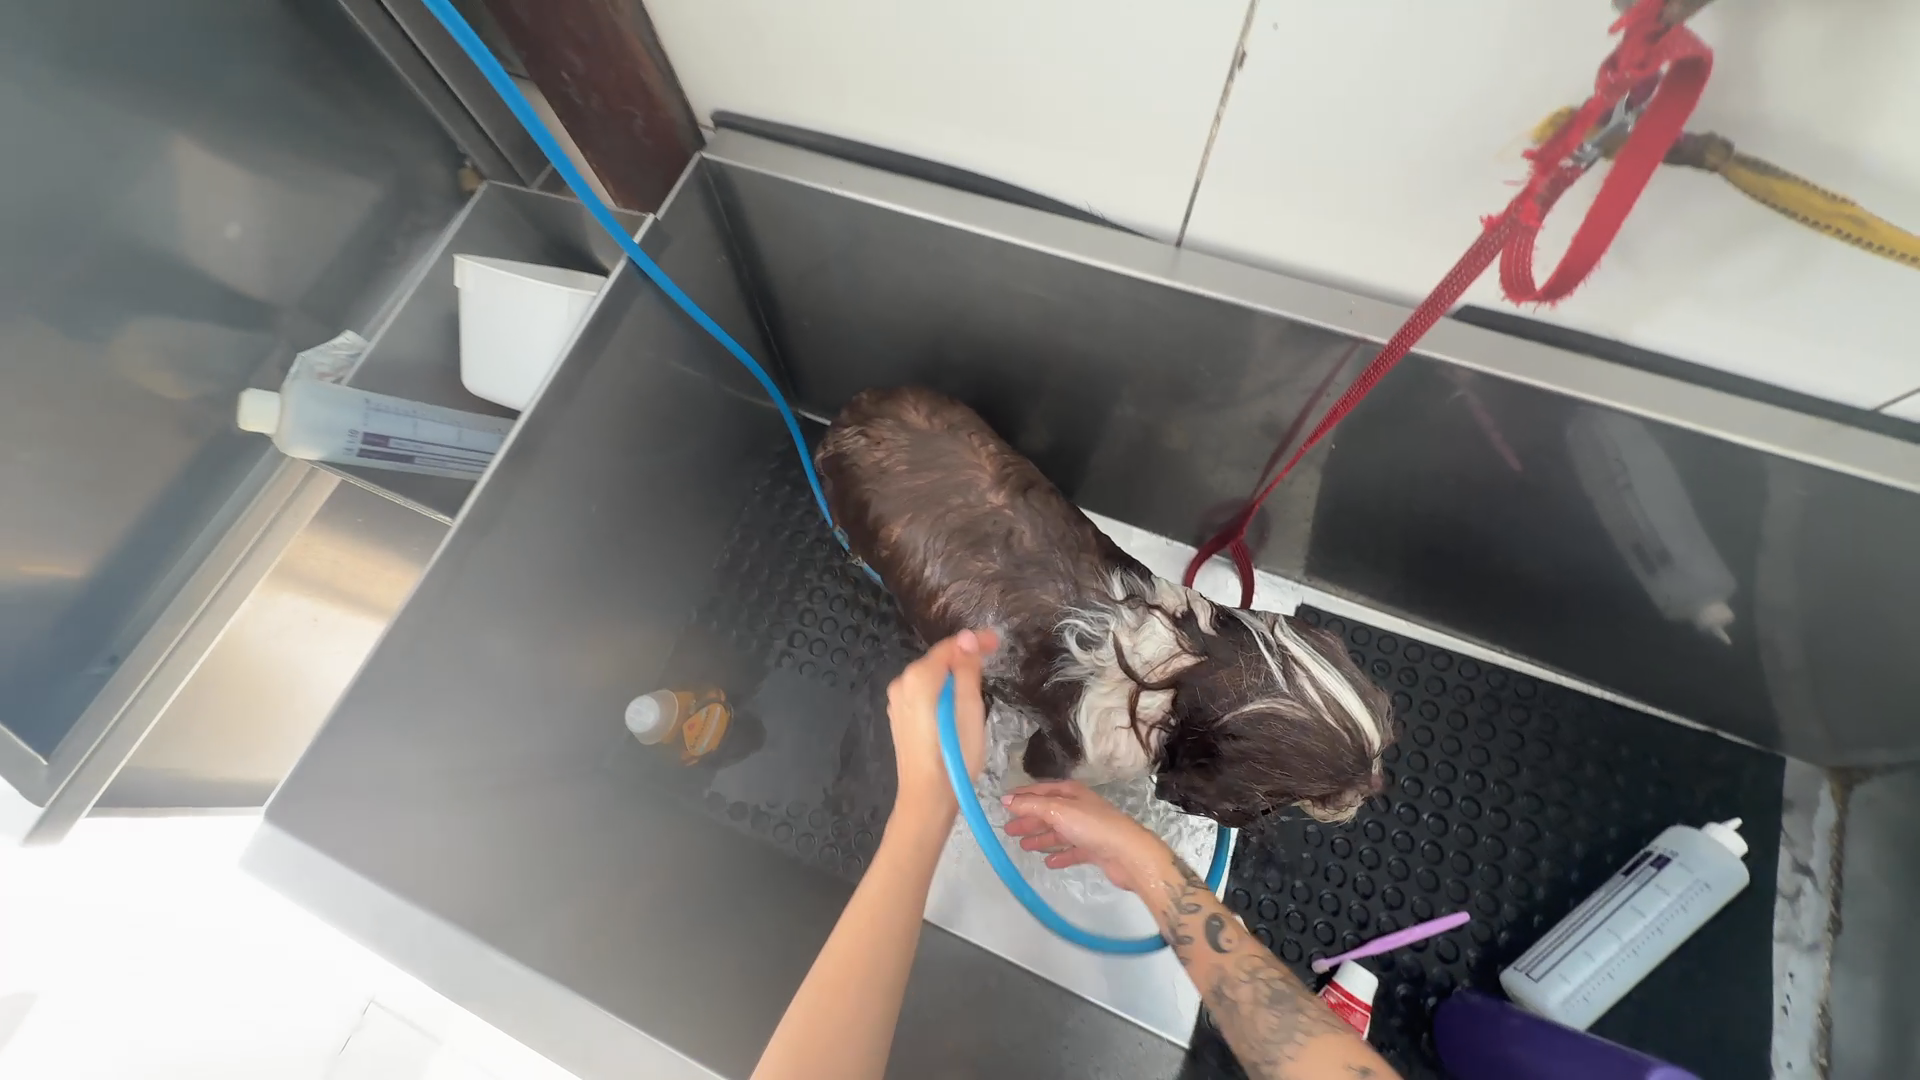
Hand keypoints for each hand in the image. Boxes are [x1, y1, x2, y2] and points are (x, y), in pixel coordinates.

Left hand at [886, 629, 998, 829]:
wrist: (927, 798)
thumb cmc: (955, 755)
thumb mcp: (970, 709)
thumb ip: (967, 669)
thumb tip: (967, 637)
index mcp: (919, 677)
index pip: (950, 647)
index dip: (976, 642)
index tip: (997, 642)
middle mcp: (902, 683)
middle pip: (938, 661)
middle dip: (964, 659)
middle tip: (990, 665)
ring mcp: (897, 701)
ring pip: (931, 677)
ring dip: (953, 677)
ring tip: (975, 690)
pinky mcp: (898, 717)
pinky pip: (923, 694)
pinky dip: (940, 693)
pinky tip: (954, 710)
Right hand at [1002, 780, 1175, 894]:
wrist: (1127, 853)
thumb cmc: (1091, 826)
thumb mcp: (1057, 810)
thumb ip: (1030, 805)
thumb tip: (1006, 799)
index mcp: (1070, 793)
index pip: (1040, 791)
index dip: (1021, 797)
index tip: (1003, 804)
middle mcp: (1078, 807)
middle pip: (1047, 812)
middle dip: (1028, 820)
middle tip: (1008, 830)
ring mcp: (1086, 829)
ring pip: (1058, 831)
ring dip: (1040, 838)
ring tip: (1023, 846)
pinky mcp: (1093, 849)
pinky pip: (1071, 850)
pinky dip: (1059, 854)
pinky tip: (1048, 862)